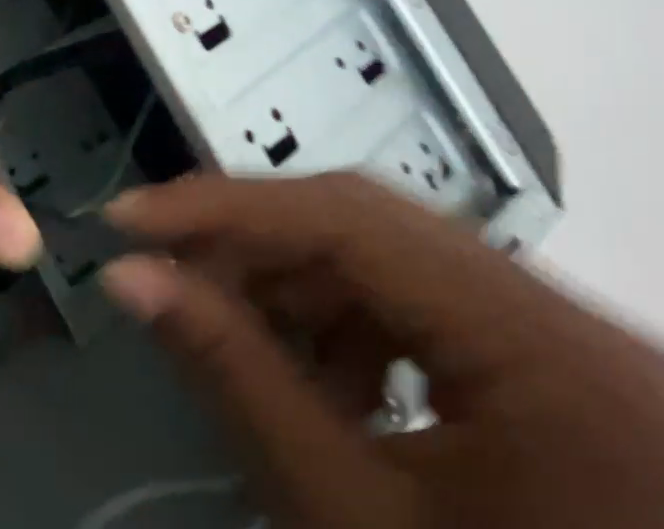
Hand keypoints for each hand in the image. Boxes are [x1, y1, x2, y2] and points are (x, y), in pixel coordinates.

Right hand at [102, 173, 663, 528]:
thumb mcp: (341, 502)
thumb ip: (232, 374)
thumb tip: (127, 275)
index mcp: (546, 352)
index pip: (352, 221)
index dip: (224, 206)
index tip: (125, 219)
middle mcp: (580, 325)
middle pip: (376, 226)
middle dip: (253, 243)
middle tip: (164, 266)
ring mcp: (580, 344)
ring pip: (399, 259)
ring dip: (298, 286)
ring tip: (239, 339)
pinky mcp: (568, 370)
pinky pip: (432, 304)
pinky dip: (350, 323)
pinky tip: (322, 381)